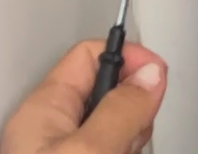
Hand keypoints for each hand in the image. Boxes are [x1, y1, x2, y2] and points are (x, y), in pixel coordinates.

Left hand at [0, 40, 166, 153]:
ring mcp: (58, 153)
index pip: (91, 54)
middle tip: (136, 130)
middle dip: (133, 105)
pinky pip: (108, 147)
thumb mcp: (88, 152)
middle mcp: (46, 132)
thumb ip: (121, 110)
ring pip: (110, 124)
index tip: (155, 76)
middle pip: (106, 90)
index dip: (128, 57)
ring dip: (129, 135)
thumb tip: (150, 74)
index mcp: (41, 110)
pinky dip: (123, 148)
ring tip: (125, 150)